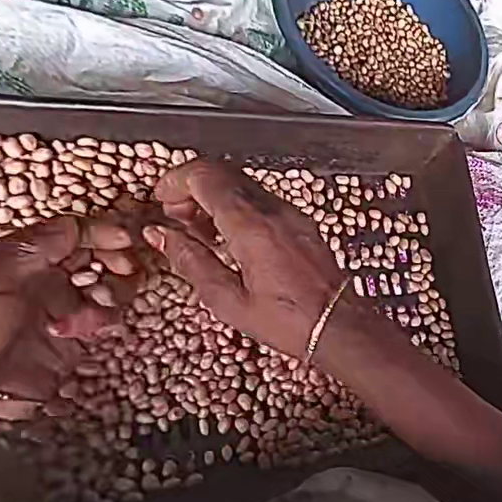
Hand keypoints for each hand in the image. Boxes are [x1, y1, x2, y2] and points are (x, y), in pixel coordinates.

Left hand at [0, 214, 141, 419]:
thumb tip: (73, 225)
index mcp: (11, 261)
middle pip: (89, 260)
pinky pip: (104, 319)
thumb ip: (33, 246)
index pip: (62, 236)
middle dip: (112, 260)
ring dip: (113, 289)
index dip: (95, 233)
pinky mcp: (73, 342)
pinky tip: (92, 327)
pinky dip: (107, 318)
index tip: (123, 238)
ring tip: (102, 301)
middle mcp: (37, 283)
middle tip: (123, 268)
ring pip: (103, 288)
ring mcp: (57, 312)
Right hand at [146, 159, 346, 359]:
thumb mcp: (229, 301)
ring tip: (203, 234)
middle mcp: (275, 212)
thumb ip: (191, 262)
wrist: (339, 327)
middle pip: (224, 173)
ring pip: (244, 186)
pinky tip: (233, 240)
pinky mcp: (304, 225)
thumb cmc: (288, 322)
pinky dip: (240, 209)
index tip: (162, 201)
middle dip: (192, 188)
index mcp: (252, 227)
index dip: (175, 181)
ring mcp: (293, 216)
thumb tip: (162, 235)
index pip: (206, 175)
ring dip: (216, 198)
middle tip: (179, 219)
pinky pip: (264, 202)